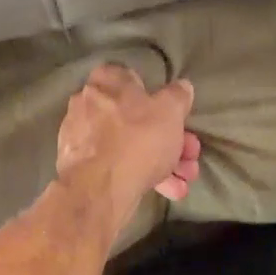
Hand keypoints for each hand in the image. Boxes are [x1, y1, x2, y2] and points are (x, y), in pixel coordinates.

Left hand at [55, 63, 200, 218]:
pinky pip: (118, 167)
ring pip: (131, 147)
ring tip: (184, 182)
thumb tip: (182, 87)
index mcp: (107, 81)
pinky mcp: (85, 169)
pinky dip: (143, 177)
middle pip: (138, 121)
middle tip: (190, 158)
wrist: (101, 188)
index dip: (160, 102)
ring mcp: (85, 139)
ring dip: (163, 164)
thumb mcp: (170, 111)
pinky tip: (168, 192)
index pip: (136, 82)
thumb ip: (178, 96)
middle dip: (170, 142)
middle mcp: (90, 104)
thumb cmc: (138, 139)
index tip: (177, 121)